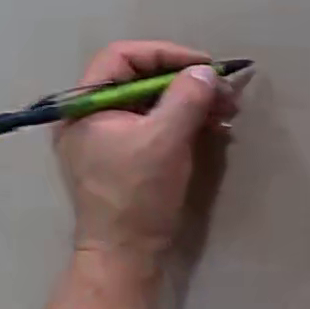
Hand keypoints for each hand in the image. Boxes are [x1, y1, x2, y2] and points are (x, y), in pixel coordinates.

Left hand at [53, 41, 242, 265]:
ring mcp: (108, 137)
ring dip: (190, 101)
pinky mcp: (127, 156)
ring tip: (226, 110)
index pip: (123, 57)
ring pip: (152, 102)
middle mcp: (91, 115)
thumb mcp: (165, 140)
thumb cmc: (137, 195)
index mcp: (84, 105)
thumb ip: (186, 99)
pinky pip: (156, 125)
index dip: (165, 54)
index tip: (204, 66)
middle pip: (140, 79)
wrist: (126, 254)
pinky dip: (184, 121)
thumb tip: (206, 72)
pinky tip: (212, 126)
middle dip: (184, 81)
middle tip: (222, 90)